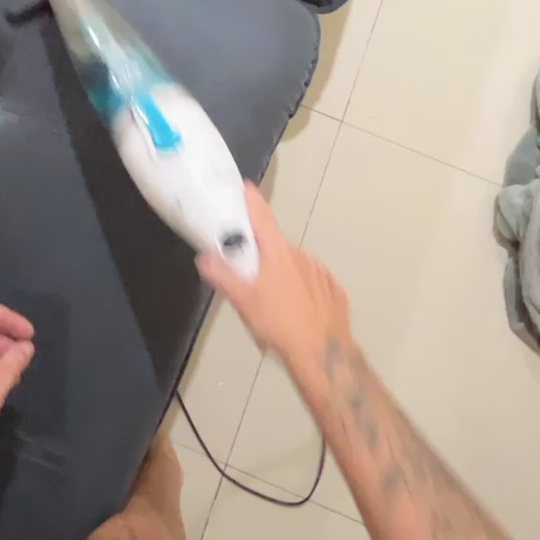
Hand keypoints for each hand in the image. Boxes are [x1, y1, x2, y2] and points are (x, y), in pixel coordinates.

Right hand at [197, 183, 350, 364]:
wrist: (322, 353)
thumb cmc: (278, 322)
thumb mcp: (243, 301)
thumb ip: (222, 276)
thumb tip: (203, 258)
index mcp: (277, 252)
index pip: (261, 216)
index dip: (251, 199)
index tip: (246, 186)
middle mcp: (300, 254)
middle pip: (276, 246)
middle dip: (264, 256)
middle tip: (252, 278)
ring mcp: (321, 272)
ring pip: (296, 266)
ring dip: (285, 275)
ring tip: (276, 303)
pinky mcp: (335, 291)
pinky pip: (314, 284)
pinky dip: (305, 292)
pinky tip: (300, 312)